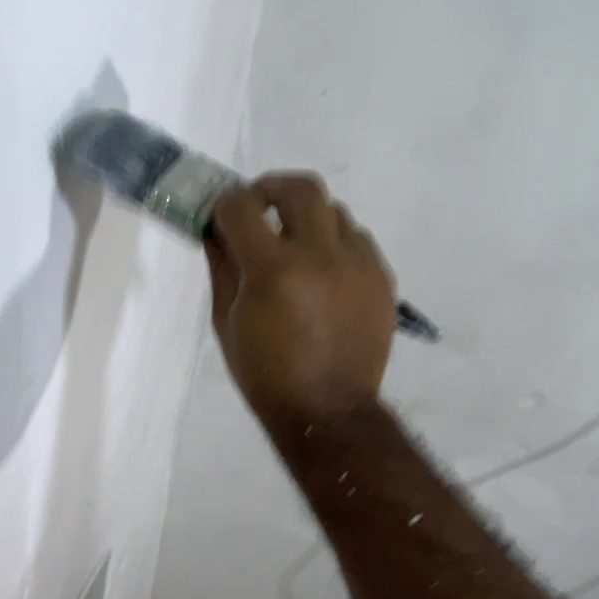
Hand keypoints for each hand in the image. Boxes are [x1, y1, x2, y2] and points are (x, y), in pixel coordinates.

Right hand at [205, 173, 396, 425]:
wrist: (328, 410)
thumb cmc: (265, 373)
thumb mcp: (227, 322)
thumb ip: (223, 268)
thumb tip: (216, 232)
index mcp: (273, 270)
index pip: (241, 207)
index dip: (224, 205)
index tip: (221, 216)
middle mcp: (320, 255)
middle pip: (300, 188)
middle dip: (271, 189)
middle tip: (259, 207)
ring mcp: (358, 264)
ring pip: (334, 211)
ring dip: (307, 218)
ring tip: (295, 246)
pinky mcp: (382, 277)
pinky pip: (357, 240)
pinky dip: (335, 244)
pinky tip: (323, 273)